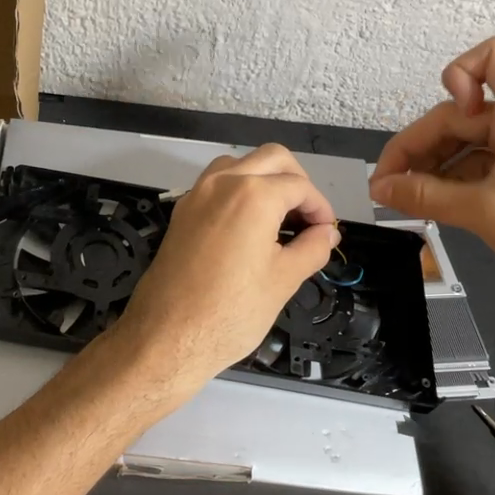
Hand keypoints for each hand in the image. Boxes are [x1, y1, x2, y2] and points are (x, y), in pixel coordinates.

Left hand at [108, 145, 340, 397]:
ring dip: (264, 180)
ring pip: (240, 164)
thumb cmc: (230, 312)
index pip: (300, 186)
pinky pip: (216, 184)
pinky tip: (250, 226)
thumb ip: (312, 248)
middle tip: (307, 218)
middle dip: (296, 182)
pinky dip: (238, 191)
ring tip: (280, 219)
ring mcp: (197, 194)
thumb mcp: (284, 280)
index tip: (326, 231)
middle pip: (272, 159)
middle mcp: (222, 183)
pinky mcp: (182, 211)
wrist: (167, 335)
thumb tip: (326, 234)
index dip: (320, 208)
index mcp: (253, 195)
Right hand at [367, 37, 494, 312]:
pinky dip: (467, 179)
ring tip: (413, 205)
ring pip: (478, 141)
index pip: (491, 56)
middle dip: (423, 145)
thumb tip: (379, 189)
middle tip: (389, 190)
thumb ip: (426, 196)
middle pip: (466, 112)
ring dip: (440, 167)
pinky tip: (447, 209)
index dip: (457, 75)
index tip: (446, 125)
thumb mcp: (487, 215)